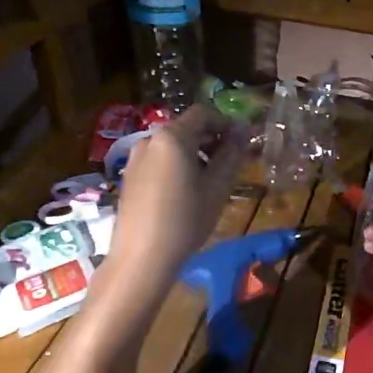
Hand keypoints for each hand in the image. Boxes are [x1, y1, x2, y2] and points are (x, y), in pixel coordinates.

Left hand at [111, 105, 244, 277]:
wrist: (141, 258)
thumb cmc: (185, 220)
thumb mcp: (217, 187)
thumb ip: (231, 155)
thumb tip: (242, 133)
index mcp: (172, 137)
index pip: (203, 113)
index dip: (225, 124)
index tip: (241, 143)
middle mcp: (149, 139)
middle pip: (185, 128)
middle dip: (210, 139)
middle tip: (231, 162)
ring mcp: (135, 158)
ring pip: (171, 146)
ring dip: (193, 153)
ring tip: (210, 180)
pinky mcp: (129, 177)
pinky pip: (158, 160)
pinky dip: (176, 165)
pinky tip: (185, 192)